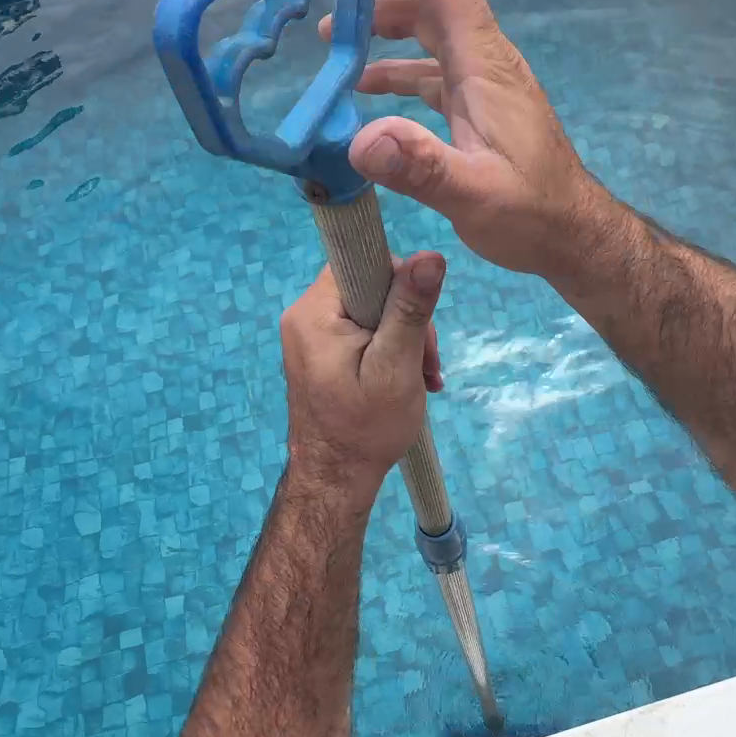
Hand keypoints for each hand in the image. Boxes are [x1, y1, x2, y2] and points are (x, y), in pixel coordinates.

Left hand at [280, 253, 446, 507]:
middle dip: (408, 321)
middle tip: (425, 364)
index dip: (397, 282)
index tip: (417, 320)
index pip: (361, 261)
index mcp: (313, 313)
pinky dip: (390, 351)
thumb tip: (431, 256)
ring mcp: (310, 336)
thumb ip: (410, 310)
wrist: (336, 480)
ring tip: (422, 378)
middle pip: (370, 288)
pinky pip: (362, 332)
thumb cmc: (365, 428)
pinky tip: (410, 380)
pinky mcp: (321, 353)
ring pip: (372, 311)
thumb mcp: (396, 366)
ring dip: (405, 340)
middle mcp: (304, 316)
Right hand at [322, 0, 611, 279]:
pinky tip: (365, 86)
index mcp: (482, 62)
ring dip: (382, 19)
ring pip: (429, 27)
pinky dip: (396, 66)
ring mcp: (482, 82)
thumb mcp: (475, 195)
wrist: (573, 236)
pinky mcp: (478, 106)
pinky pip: (431, 68)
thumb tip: (357, 140)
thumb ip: (421, 167)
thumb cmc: (533, 214)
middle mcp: (482, 59)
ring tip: (330, 32)